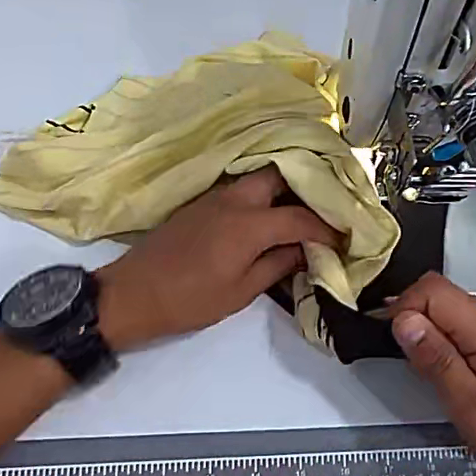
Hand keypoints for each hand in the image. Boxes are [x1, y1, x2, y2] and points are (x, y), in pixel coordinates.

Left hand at [96, 166, 339, 350]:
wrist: (131, 294)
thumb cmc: (189, 300)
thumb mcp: (241, 291)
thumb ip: (278, 265)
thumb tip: (306, 251)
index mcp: (248, 224)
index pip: (300, 218)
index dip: (326, 228)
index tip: (343, 239)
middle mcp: (233, 199)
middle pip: (280, 175)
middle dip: (306, 188)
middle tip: (324, 210)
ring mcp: (214, 197)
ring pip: (259, 178)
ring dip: (283, 189)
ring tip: (302, 212)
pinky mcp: (200, 203)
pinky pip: (240, 188)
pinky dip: (262, 196)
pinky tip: (269, 216)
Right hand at [390, 272, 475, 475]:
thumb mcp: (473, 410)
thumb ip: (436, 361)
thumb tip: (402, 319)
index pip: (432, 289)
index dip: (403, 309)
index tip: (391, 346)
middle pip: (440, 297)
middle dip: (414, 324)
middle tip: (412, 372)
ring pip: (450, 313)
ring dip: (430, 337)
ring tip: (431, 381)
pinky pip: (465, 328)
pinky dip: (447, 345)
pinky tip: (451, 379)